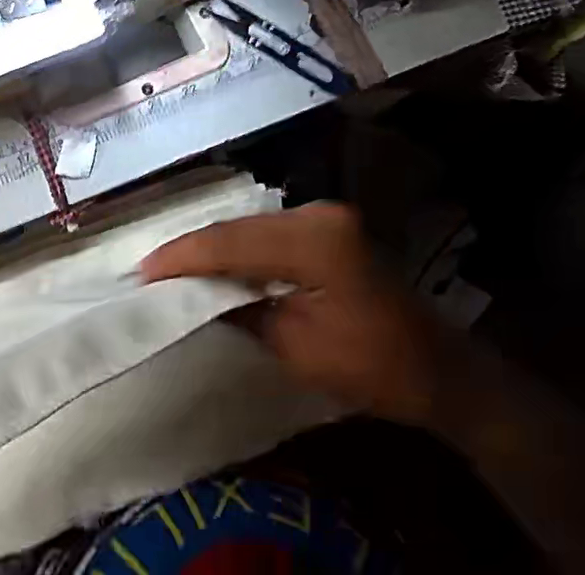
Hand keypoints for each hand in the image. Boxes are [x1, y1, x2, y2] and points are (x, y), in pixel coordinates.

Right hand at [140, 201, 463, 427]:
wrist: (442, 370)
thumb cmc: (374, 369)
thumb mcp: (297, 348)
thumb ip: (241, 311)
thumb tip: (193, 296)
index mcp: (316, 241)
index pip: (231, 242)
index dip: (183, 257)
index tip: (142, 273)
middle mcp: (318, 214)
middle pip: (237, 227)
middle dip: (192, 250)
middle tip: (150, 272)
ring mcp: (324, 216)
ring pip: (248, 227)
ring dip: (212, 248)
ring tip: (171, 269)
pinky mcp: (325, 226)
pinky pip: (266, 233)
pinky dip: (237, 249)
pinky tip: (214, 265)